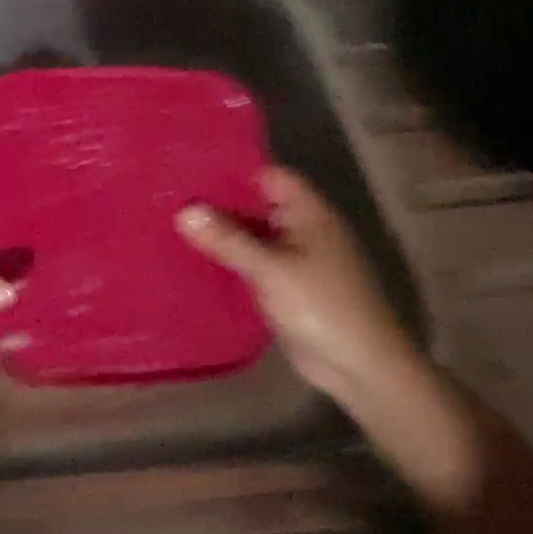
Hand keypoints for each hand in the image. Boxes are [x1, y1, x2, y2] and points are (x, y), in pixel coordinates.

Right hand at [178, 166, 422, 409]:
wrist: (362, 368)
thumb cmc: (322, 307)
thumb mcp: (270, 269)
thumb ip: (228, 239)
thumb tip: (184, 210)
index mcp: (310, 214)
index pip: (269, 175)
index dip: (234, 168)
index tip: (190, 165)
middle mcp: (303, 230)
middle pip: (257, 205)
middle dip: (219, 202)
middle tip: (170, 194)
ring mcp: (296, 261)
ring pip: (252, 236)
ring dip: (221, 234)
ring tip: (171, 222)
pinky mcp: (287, 289)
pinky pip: (252, 265)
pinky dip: (229, 261)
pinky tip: (194, 260)